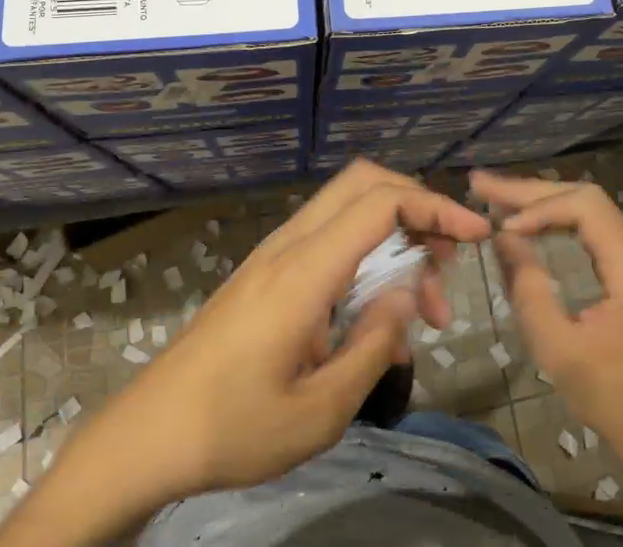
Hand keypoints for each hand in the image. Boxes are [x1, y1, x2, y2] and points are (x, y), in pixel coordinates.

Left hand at [94, 160, 492, 500]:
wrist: (145, 438)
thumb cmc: (231, 430)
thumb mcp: (320, 410)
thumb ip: (373, 345)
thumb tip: (406, 296)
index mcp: (302, 272)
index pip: (380, 204)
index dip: (435, 207)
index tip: (478, 235)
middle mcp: (286, 248)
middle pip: (362, 185)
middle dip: (417, 208)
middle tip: (445, 266)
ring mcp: (270, 258)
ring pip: (346, 212)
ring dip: (393, 241)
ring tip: (420, 313)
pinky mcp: (263, 276)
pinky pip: (326, 243)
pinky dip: (365, 260)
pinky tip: (376, 321)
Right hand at [471, 169, 622, 448]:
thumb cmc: (609, 394)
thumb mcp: (557, 347)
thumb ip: (527, 287)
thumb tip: (503, 236)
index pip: (585, 206)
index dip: (538, 206)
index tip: (501, 224)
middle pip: (587, 200)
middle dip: (532, 192)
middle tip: (482, 185)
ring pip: (591, 210)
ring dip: (543, 202)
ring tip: (496, 196)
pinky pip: (597, 229)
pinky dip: (560, 221)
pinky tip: (529, 220)